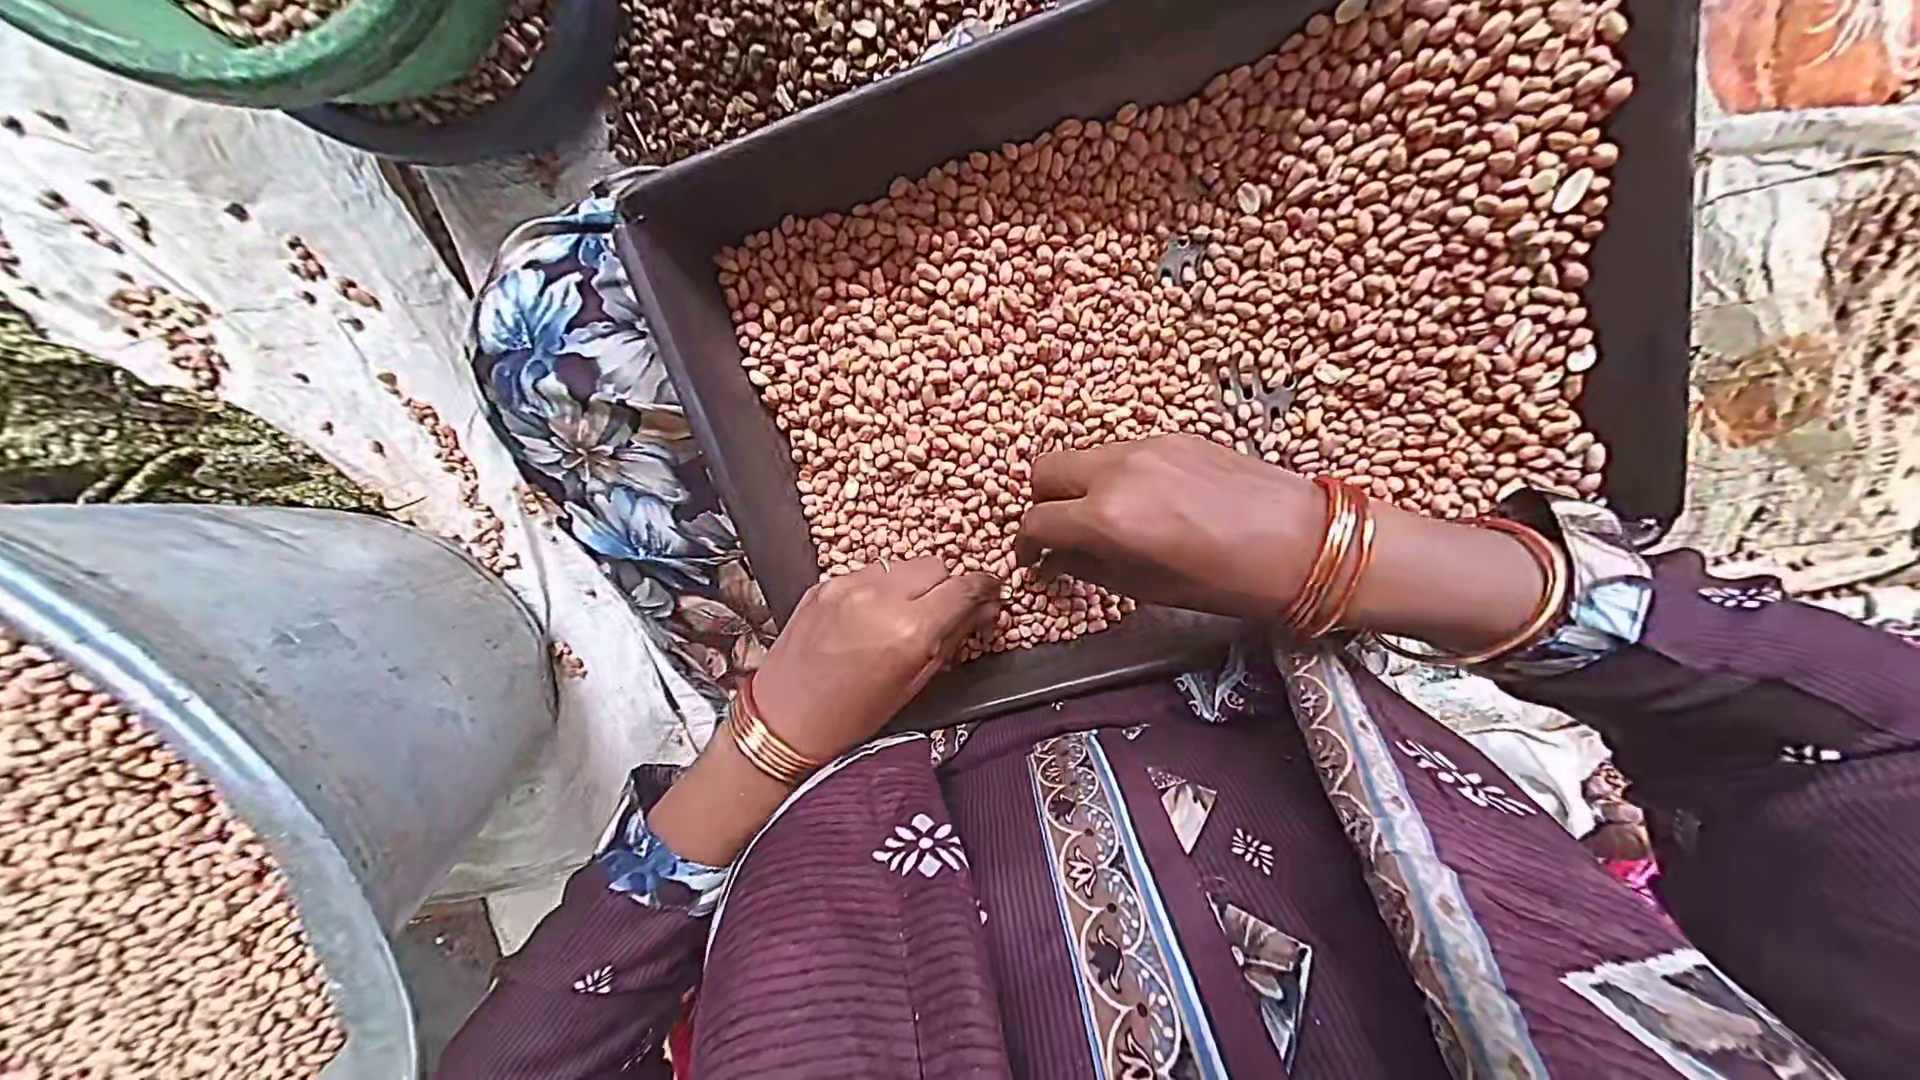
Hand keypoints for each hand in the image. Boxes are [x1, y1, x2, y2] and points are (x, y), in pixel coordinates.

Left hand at [751, 558, 1000, 760]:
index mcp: (909, 630)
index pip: (963, 587)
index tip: (991, 591)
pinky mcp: (824, 582)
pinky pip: (869, 571)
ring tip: (904, 613)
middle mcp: (879, 597)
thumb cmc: (852, 716)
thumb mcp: (914, 684)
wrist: (783, 719)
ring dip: (914, 583)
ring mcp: (847, 585)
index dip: (985, 587)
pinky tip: (871, 614)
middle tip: (944, 610)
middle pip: (936, 566)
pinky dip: (880, 587)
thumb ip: (954, 639)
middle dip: (947, 585)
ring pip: (903, 564)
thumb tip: (986, 611)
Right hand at [1015, 435, 1546, 648]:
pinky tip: (1143, 500)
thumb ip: (1090, 567)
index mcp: (1108, 516)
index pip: (1037, 521)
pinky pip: (1119, 452)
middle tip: (1061, 531)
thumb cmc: (1230, 582)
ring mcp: (1145, 445)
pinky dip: (1112, 474)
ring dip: (1076, 485)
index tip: (1034, 560)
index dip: (1027, 545)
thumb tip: (1057, 555)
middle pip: (1044, 470)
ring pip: (1081, 455)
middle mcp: (1116, 470)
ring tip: (1104, 516)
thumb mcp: (1149, 588)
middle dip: (1041, 502)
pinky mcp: (1173, 435)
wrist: (1310, 541)